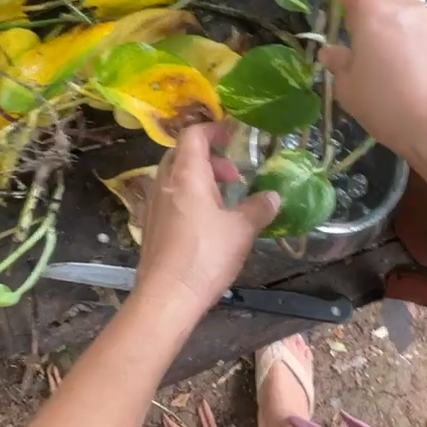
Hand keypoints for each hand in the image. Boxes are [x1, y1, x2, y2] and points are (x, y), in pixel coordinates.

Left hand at [134, 123, 279, 314]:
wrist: (167, 297)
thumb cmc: (205, 256)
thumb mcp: (241, 230)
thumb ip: (259, 209)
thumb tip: (273, 196)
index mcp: (186, 175)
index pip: (193, 134)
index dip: (213, 130)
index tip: (233, 137)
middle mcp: (165, 183)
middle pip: (183, 155)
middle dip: (210, 159)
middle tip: (234, 177)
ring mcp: (154, 205)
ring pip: (176, 178)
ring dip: (201, 181)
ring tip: (226, 202)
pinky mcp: (152, 226)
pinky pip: (171, 199)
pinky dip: (189, 199)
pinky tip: (207, 224)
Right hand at [319, 0, 426, 165]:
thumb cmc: (387, 106)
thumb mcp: (349, 89)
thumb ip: (339, 64)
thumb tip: (333, 51)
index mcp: (372, 15)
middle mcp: (403, 9)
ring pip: (406, 0)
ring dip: (391, 6)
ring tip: (379, 33)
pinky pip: (419, 22)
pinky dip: (406, 26)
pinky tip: (400, 53)